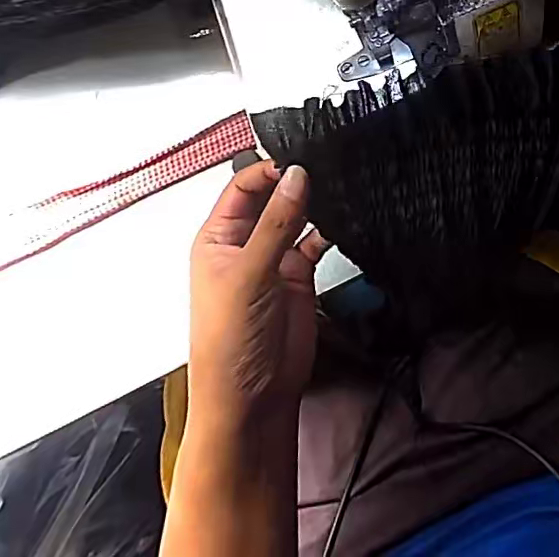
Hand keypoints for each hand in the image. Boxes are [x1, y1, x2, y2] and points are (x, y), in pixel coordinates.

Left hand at [188, 160, 330, 420]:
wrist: (254, 398)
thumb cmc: (229, 343)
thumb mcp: (250, 274)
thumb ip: (276, 223)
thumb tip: (295, 176)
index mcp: (218, 237)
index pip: (242, 187)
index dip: (267, 170)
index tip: (297, 161)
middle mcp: (245, 243)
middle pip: (270, 197)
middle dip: (293, 182)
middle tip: (321, 169)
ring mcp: (273, 258)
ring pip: (296, 215)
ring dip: (312, 203)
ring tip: (333, 189)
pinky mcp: (298, 274)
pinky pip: (315, 239)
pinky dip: (328, 229)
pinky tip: (339, 221)